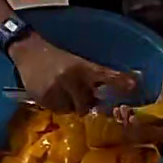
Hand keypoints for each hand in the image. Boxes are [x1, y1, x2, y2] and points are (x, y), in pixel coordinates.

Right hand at [11, 35, 138, 112]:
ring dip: (68, 104)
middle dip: (83, 102)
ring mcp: (58, 89)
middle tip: (74, 93)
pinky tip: (49, 92)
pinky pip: (58, 111)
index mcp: (82, 66)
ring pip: (71, 109)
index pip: (104, 75)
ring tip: (59, 89)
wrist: (28, 51)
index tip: (134, 85)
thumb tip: (104, 99)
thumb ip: (90, 79)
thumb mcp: (75, 63)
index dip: (119, 81)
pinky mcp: (45, 98)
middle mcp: (72, 77)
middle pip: (86, 104)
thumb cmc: (55, 58)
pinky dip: (56, 104)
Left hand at [117, 65, 162, 143]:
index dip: (144, 127)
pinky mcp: (154, 126)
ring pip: (142, 134)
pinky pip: (140, 128)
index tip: (130, 118)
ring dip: (128, 125)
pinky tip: (119, 111)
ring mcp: (162, 129)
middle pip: (149, 136)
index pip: (160, 132)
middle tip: (120, 112)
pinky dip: (128, 121)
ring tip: (118, 111)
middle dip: (132, 127)